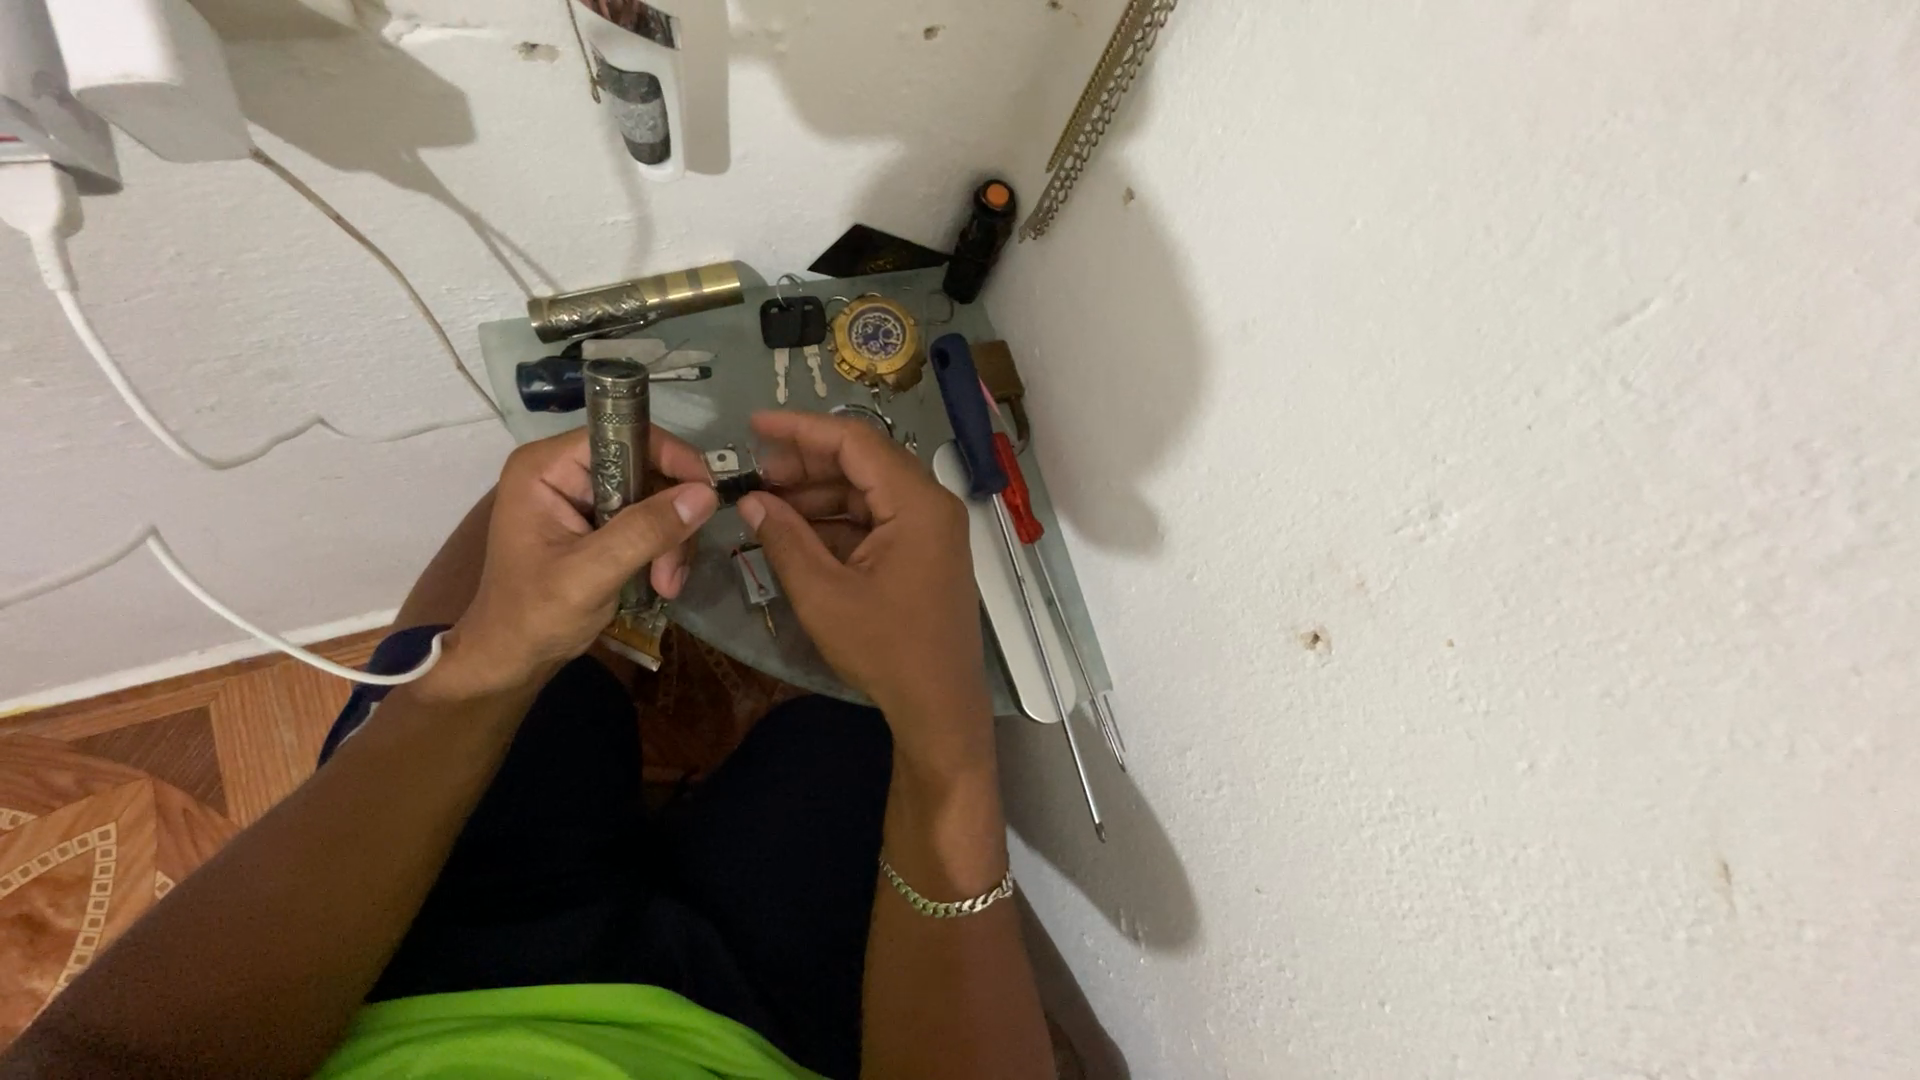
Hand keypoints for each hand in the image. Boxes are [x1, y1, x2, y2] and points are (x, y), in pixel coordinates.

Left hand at [446, 427, 717, 692]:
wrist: (513, 658)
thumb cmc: (533, 616)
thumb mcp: (590, 575)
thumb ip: (645, 532)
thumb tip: (706, 494)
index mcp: (547, 467)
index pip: (624, 435)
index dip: (671, 459)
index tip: (706, 498)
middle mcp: (567, 470)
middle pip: (649, 469)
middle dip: (671, 519)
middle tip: (673, 570)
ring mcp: (587, 496)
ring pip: (659, 497)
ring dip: (673, 542)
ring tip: (666, 585)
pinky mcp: (603, 520)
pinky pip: (653, 519)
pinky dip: (666, 550)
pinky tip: (661, 582)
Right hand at [737, 411, 992, 770]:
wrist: (939, 705)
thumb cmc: (885, 648)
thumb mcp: (823, 594)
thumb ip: (785, 539)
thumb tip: (752, 501)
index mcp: (917, 502)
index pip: (856, 442)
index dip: (801, 430)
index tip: (754, 426)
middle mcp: (931, 504)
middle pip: (864, 463)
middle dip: (807, 465)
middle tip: (755, 475)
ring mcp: (931, 529)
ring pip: (868, 492)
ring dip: (819, 496)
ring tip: (766, 506)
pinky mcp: (925, 552)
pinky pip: (878, 520)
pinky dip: (839, 523)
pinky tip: (797, 532)